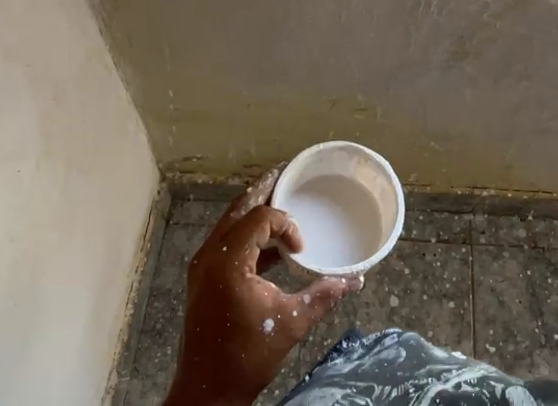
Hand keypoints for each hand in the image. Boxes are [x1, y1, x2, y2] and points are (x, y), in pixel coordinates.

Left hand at [164, 168, 360, 405]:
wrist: (207, 391)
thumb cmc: (248, 356)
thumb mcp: (292, 323)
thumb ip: (324, 295)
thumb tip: (356, 279)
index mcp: (229, 261)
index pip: (260, 217)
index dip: (286, 224)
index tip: (301, 248)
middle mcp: (210, 255)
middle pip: (239, 208)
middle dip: (264, 190)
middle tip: (287, 174)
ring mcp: (202, 265)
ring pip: (229, 222)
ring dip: (254, 209)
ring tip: (279, 199)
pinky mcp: (202, 277)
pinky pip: (225, 240)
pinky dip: (246, 232)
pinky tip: (268, 241)